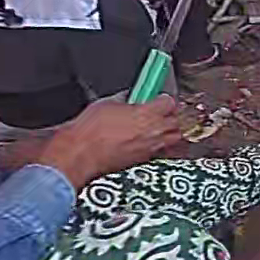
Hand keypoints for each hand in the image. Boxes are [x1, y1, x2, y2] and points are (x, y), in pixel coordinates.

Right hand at [0, 97, 183, 188]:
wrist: (81, 153)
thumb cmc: (90, 131)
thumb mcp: (108, 103)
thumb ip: (126, 100)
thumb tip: (130, 99)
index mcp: (148, 113)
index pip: (170, 102)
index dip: (166, 100)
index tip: (160, 99)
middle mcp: (155, 131)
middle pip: (178, 121)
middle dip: (174, 116)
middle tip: (165, 113)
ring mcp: (152, 148)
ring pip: (176, 139)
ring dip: (173, 132)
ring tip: (165, 128)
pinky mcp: (146, 160)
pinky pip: (165, 153)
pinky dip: (165, 147)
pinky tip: (155, 143)